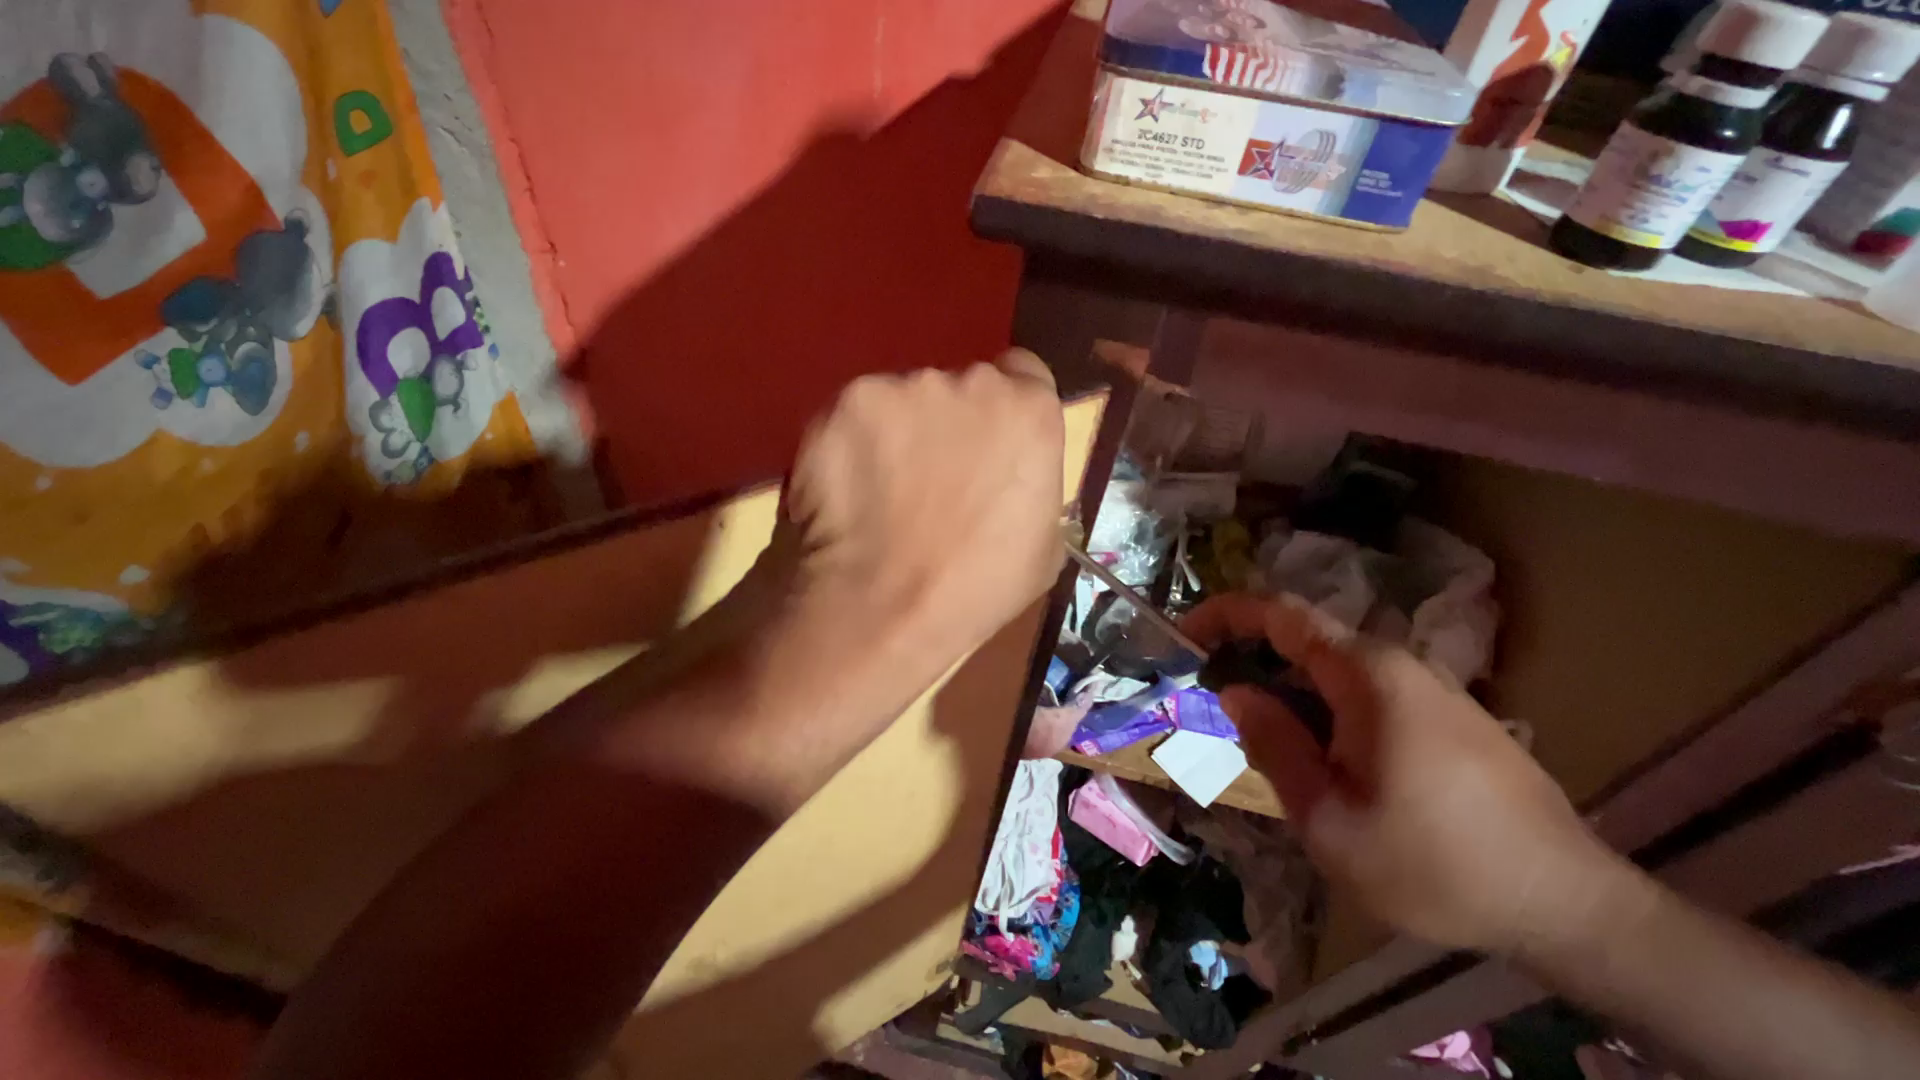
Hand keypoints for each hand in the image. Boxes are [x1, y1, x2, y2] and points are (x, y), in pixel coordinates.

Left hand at [785, 350, 1066, 670]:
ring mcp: (901, 388)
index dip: (1004, 409)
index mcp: (1029, 411)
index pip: (1023, 375)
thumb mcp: (1045, 544)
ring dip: (898, 433)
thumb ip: (1035, 485)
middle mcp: (969, 382)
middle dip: (949, 422)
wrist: (881, 608)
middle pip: (960, 387)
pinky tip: (847, 490)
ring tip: (881, 492)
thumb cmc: (976, 588)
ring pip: (903, 400)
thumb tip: (1012, 480)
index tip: (988, 444)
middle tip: (931, 479)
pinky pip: (854, 417)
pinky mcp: (844, 404)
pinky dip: (851, 444)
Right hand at [1182, 593, 1631, 955]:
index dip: (1225, 614)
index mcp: (1368, 675)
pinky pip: (1372, 694)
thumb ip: (1274, 746)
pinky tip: (1325, 758)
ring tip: (1259, 736)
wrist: (1565, 903)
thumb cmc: (1433, 862)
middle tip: (1211, 700)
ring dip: (1291, 689)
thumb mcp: (1329, 819)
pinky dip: (1328, 707)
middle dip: (1252, 657)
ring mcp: (1435, 691)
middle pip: (1310, 639)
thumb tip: (1235, 693)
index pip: (1282, 614)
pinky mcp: (1455, 720)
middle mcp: (1403, 665)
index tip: (1183, 636)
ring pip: (1341, 671)